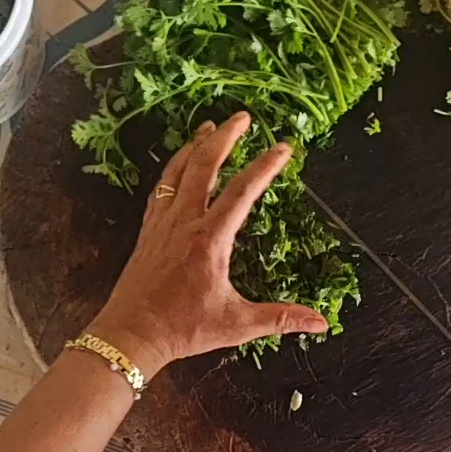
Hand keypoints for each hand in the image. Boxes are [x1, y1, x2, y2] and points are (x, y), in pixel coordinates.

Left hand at [86, 112, 329, 377]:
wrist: (131, 334)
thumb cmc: (182, 329)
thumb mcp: (237, 324)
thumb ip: (279, 318)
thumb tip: (320, 322)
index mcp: (209, 240)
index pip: (241, 192)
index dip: (265, 166)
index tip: (284, 147)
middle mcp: (183, 223)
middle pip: (203, 166)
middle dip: (225, 137)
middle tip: (242, 117)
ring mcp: (161, 225)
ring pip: (176, 172)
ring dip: (194, 146)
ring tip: (208, 127)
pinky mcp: (147, 233)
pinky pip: (159, 191)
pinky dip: (172, 171)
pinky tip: (177, 167)